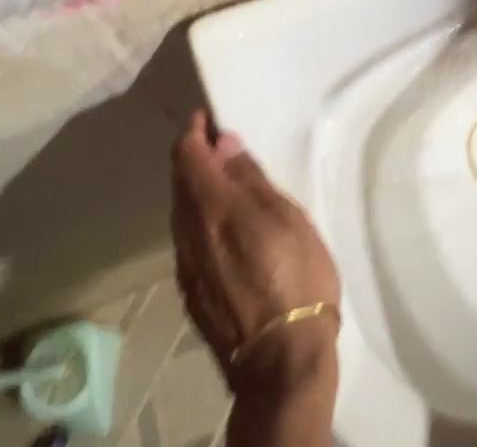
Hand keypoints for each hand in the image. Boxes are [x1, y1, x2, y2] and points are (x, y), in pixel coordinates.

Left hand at [171, 111, 340, 394]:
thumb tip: (225, 144)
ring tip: (225, 183)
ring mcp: (186, 265)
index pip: (187, 156)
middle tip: (220, 145)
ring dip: (196, 190)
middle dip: (194, 159)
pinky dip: (200, 220)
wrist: (280, 358)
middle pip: (180, 183)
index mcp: (212, 208)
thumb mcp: (287, 217)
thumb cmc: (296, 276)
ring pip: (182, 213)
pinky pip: (188, 240)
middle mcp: (188, 233)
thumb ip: (251, 179)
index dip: (193, 132)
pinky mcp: (192, 291)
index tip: (208, 118)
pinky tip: (223, 227)